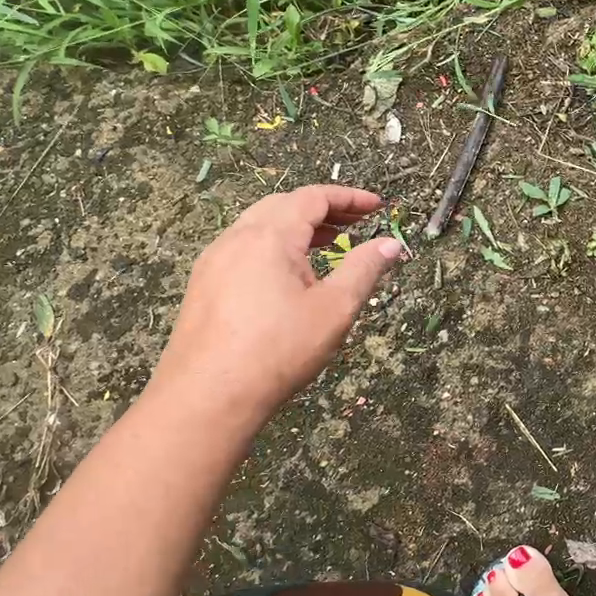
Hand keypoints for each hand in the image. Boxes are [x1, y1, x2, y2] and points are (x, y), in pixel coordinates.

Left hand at [148, 185, 402, 430]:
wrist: (207, 398)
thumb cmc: (279, 348)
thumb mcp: (336, 307)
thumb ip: (365, 268)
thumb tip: (390, 243)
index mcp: (268, 238)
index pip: (311, 198)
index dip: (348, 197)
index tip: (379, 206)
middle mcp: (235, 240)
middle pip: (283, 205)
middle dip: (324, 208)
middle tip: (360, 221)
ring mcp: (214, 263)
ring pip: (260, 225)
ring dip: (300, 225)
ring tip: (333, 242)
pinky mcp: (205, 286)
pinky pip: (245, 247)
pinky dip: (278, 243)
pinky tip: (295, 271)